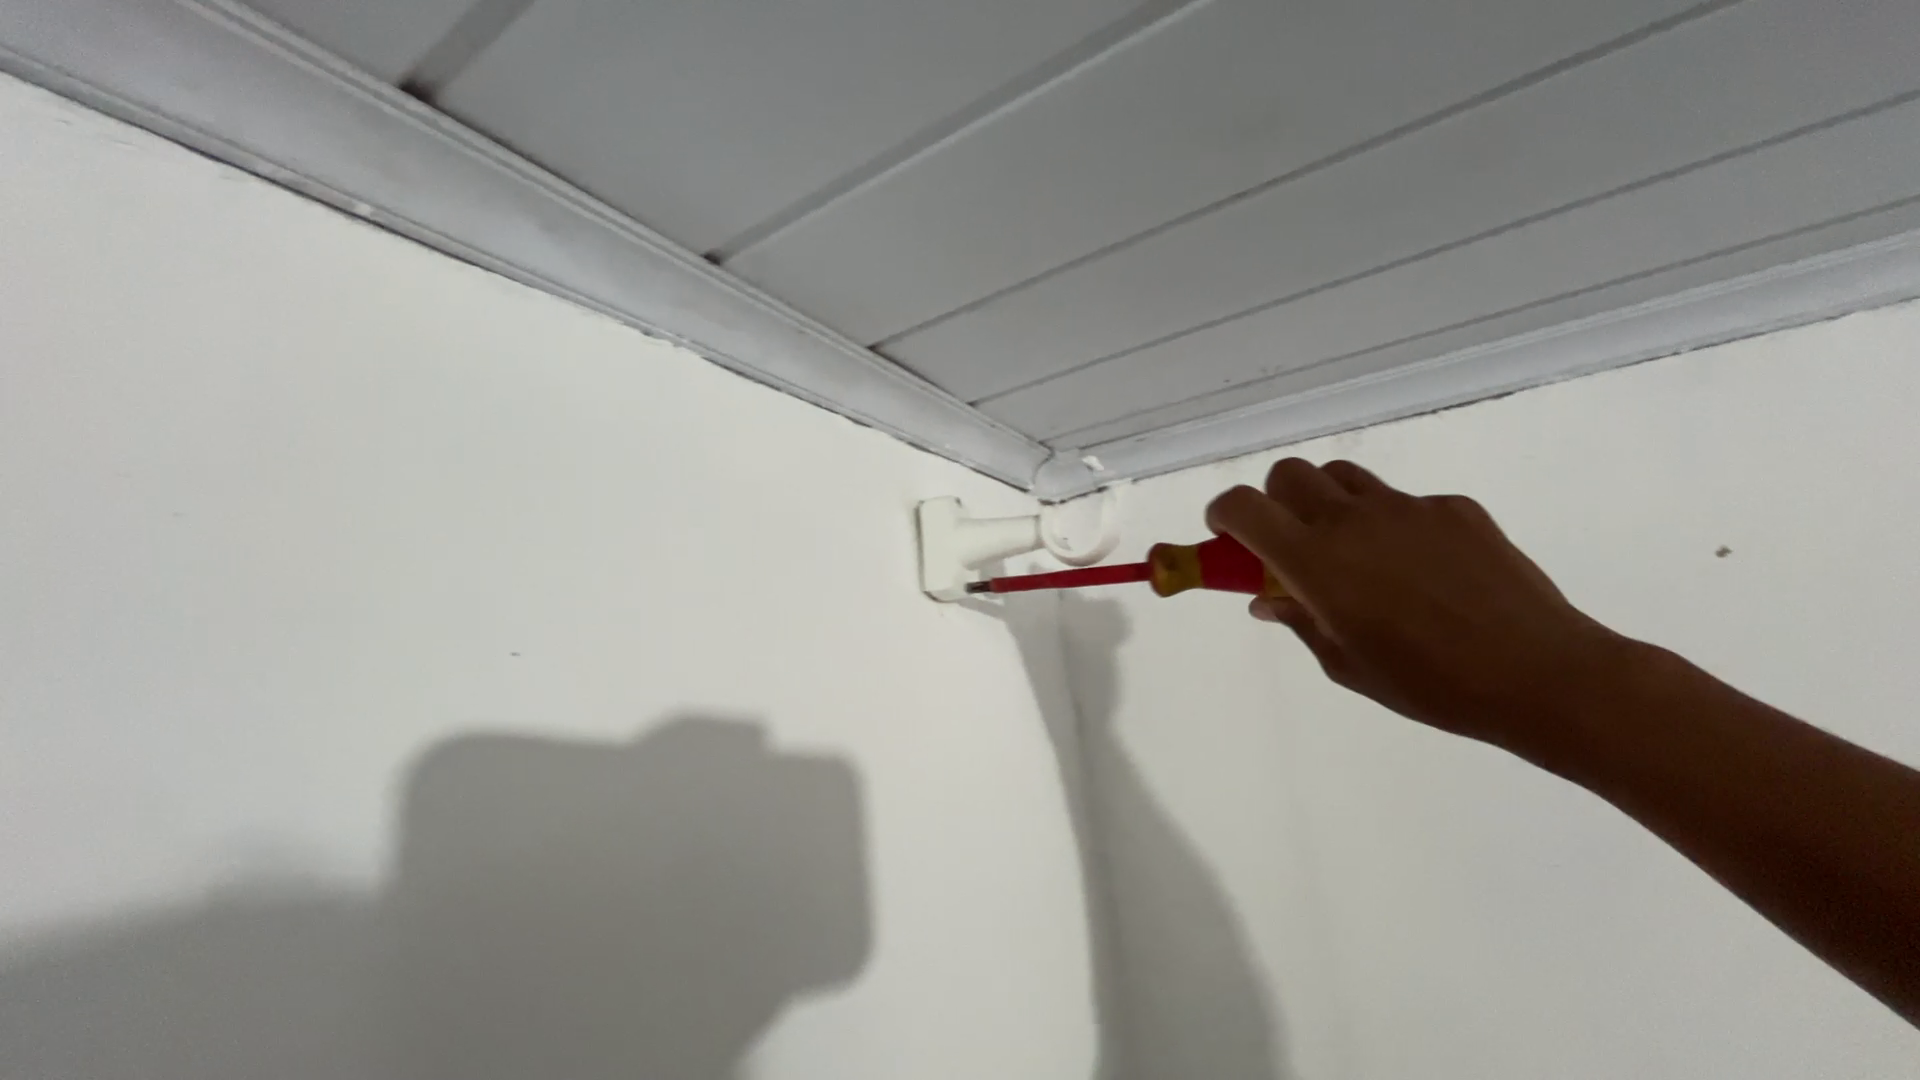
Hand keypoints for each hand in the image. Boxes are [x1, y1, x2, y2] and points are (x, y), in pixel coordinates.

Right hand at [1206, 458, 1633, 750]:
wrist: (1540, 674)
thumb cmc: (1428, 684)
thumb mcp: (1344, 664)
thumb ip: (1299, 621)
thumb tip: (1267, 601)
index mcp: (1316, 562)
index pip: (1244, 506)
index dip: (1223, 513)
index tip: (1226, 535)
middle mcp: (1354, 520)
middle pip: (1290, 473)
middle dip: (1275, 500)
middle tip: (1290, 543)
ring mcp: (1408, 508)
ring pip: (1345, 478)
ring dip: (1328, 503)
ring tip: (1352, 551)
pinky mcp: (1455, 509)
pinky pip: (1404, 502)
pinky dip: (1391, 525)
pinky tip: (1423, 571)